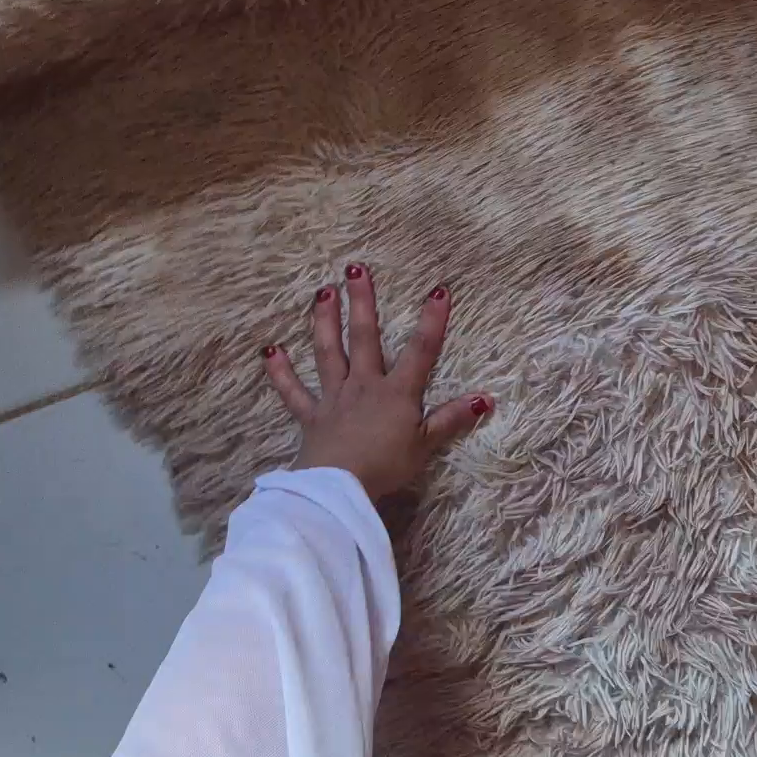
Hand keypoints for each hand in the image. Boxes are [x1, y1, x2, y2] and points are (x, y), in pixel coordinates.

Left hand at [261, 263, 492, 501]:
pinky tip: (270, 351)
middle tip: (355, 270)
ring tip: (322, 293)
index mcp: (396, 392)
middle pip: (365, 338)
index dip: (432, 320)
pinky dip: (280, 372)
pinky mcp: (311, 415)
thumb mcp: (425, 444)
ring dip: (325, 321)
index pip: (421, 351)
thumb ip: (452, 419)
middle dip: (363, 302)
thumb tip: (486, 399)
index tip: (438, 290)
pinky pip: (293, 391)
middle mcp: (364, 385)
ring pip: (328, 352)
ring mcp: (334, 397)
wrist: (338, 486)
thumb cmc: (386, 465)